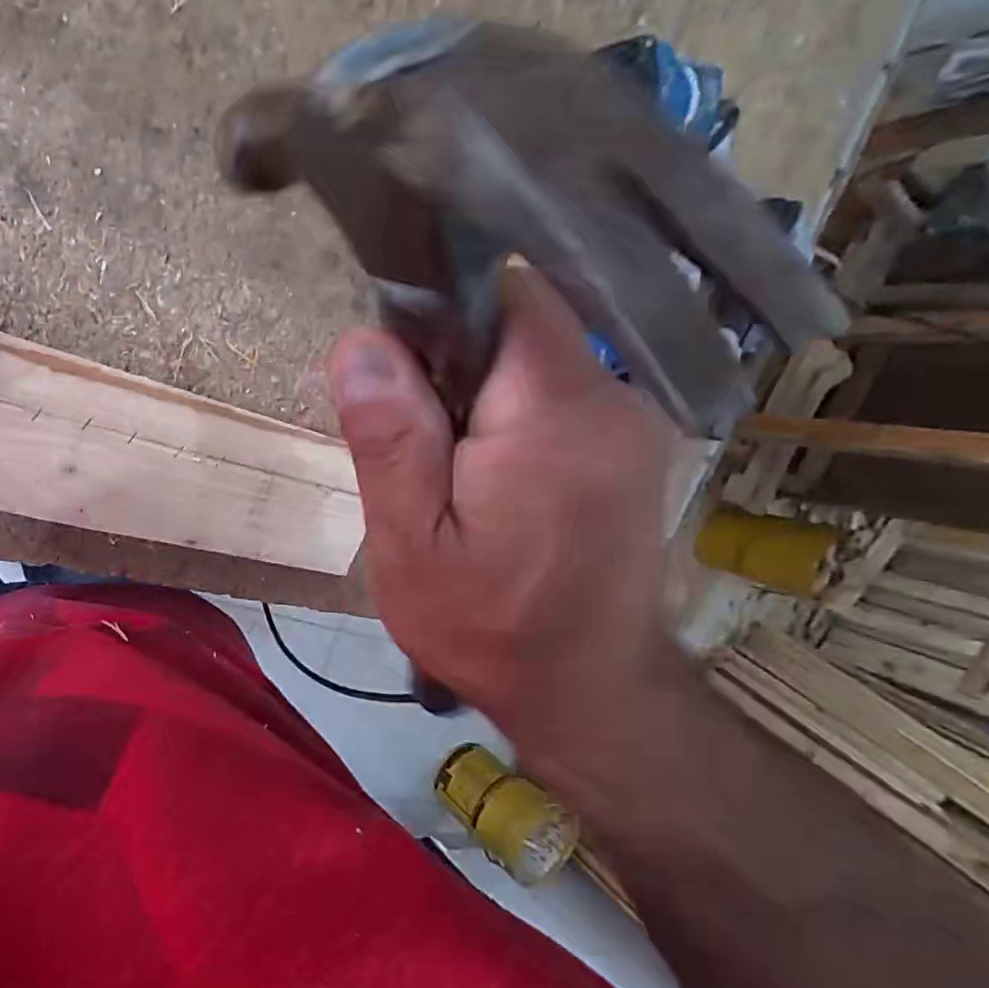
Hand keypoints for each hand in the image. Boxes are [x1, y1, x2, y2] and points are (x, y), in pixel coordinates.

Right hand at [326, 269, 678, 753]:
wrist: (587, 694)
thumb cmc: (487, 626)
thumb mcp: (409, 544)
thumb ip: (389, 441)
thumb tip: (359, 344)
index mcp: (553, 413)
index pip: (503, 293)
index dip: (436, 310)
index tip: (393, 368)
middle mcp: (609, 398)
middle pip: (513, 322)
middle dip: (445, 359)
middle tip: (405, 438)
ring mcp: (629, 419)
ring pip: (528, 355)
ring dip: (470, 389)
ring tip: (438, 466)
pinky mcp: (627, 443)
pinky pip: (550, 389)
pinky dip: (502, 411)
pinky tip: (479, 474)